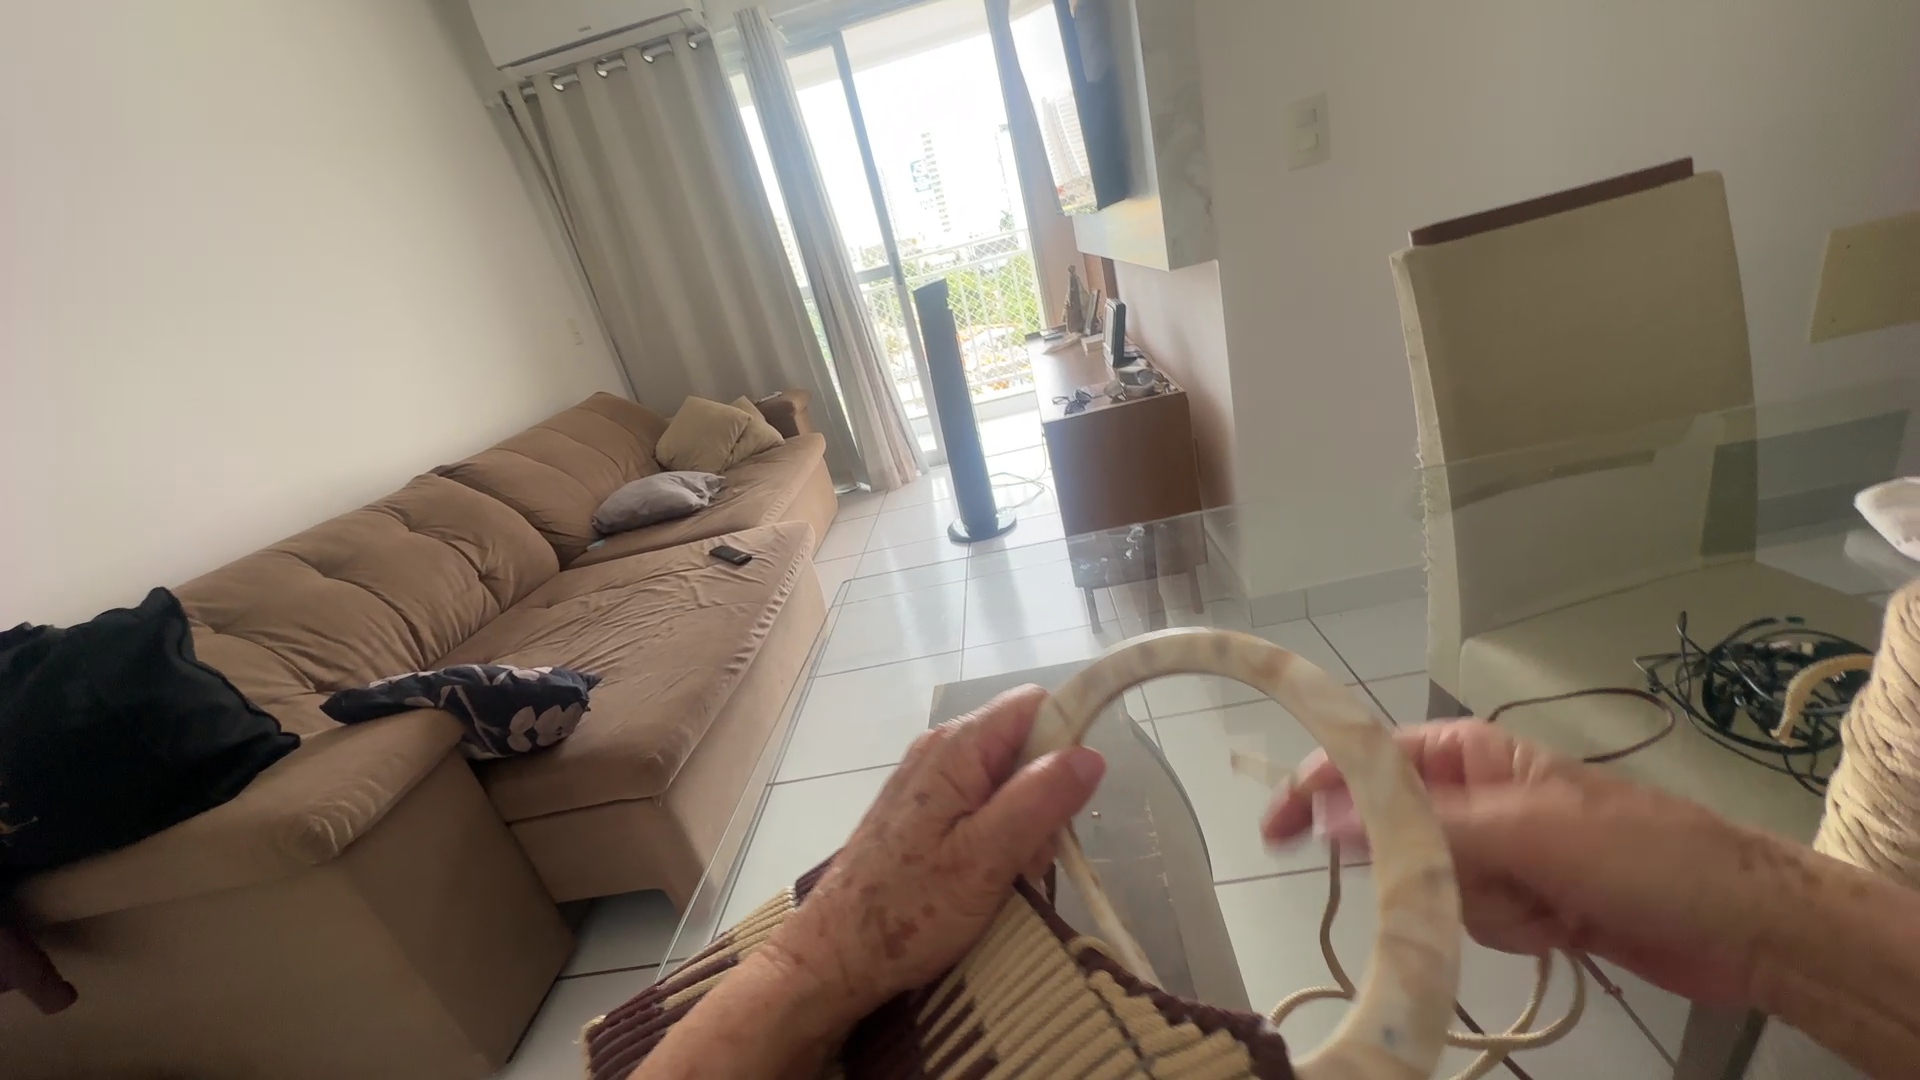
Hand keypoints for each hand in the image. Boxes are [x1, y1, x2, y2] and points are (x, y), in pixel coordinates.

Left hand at [761, 685, 1105, 1027]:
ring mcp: (932, 777)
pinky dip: (1001, 832)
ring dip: (1026, 820)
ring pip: (1008, 776)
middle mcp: (944, 748)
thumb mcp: (986, 859)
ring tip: (1009, 874)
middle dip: (1046, 792)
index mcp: (958, 747)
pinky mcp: (927, 806)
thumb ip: (1039, 800)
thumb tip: (1090, 754)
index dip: (1065, 735)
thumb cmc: (909, 911)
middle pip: (1023, 741)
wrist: (836, 954)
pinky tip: (991, 874)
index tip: (1074, 795)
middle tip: (1034, 854)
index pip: (1033, 704)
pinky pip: (984, 800)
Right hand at [1263, 720, 1758, 1005]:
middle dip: (1424, 865)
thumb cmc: (1635, 849)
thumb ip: (1424, 825)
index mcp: (1458, 752)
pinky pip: (1461, 911)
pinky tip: (1559, 921)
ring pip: (1423, 878)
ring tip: (1545, 901)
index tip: (1277, 827)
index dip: (1315, 785)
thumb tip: (1332, 822)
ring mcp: (1484, 846)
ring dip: (1478, 900)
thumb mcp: (1525, 828)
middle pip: (1387, 828)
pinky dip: (1504, 924)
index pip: (1363, 758)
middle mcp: (1460, 794)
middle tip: (1465, 884)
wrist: (1742, 928)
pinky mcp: (1509, 894)